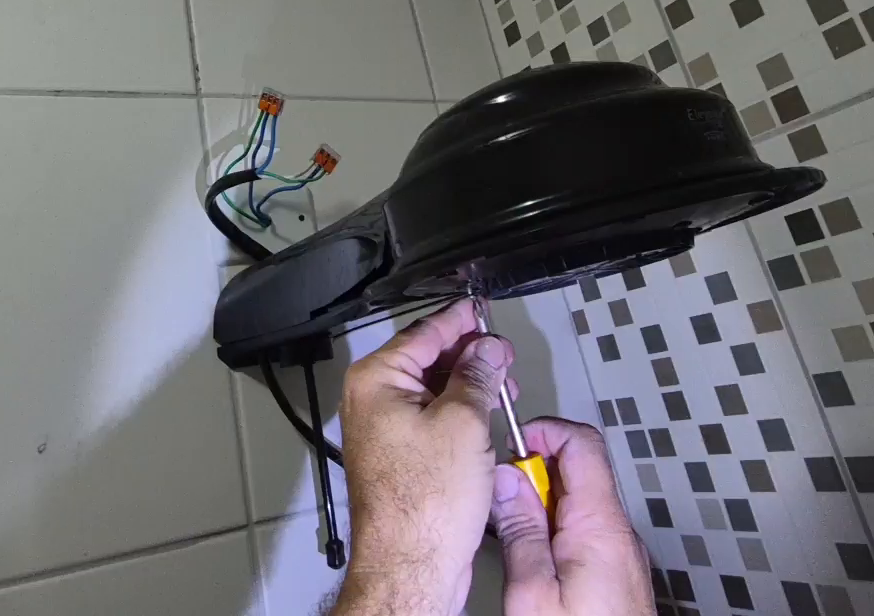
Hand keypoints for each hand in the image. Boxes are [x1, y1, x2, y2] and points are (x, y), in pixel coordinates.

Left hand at [333, 301, 513, 615]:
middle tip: (501, 350)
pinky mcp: (397, 452)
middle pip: (424, 358)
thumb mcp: (464, 422)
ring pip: (429, 387)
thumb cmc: (425, 501)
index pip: (422, 333)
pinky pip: (428, 414)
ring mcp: (382, 426)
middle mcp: (371, 398)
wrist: (411, 564)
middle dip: (467, 353)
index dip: (457, 319)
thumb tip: (486, 349)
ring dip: (466, 382)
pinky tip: (483, 410)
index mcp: (376, 379)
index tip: (478, 308)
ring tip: (501, 380)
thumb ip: (477, 375)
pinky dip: (457, 408)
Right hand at [491, 418, 652, 614]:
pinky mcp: (616, 576)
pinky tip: (529, 559)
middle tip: (501, 500)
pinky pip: (583, 530)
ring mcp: (621, 556)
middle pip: (578, 470)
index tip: (510, 449)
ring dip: (541, 503)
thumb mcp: (533, 595)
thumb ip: (520, 528)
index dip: (545, 432)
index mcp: (601, 527)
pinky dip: (553, 528)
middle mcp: (618, 534)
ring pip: (577, 501)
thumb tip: (507, 475)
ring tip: (510, 534)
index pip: (582, 444)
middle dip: (534, 473)